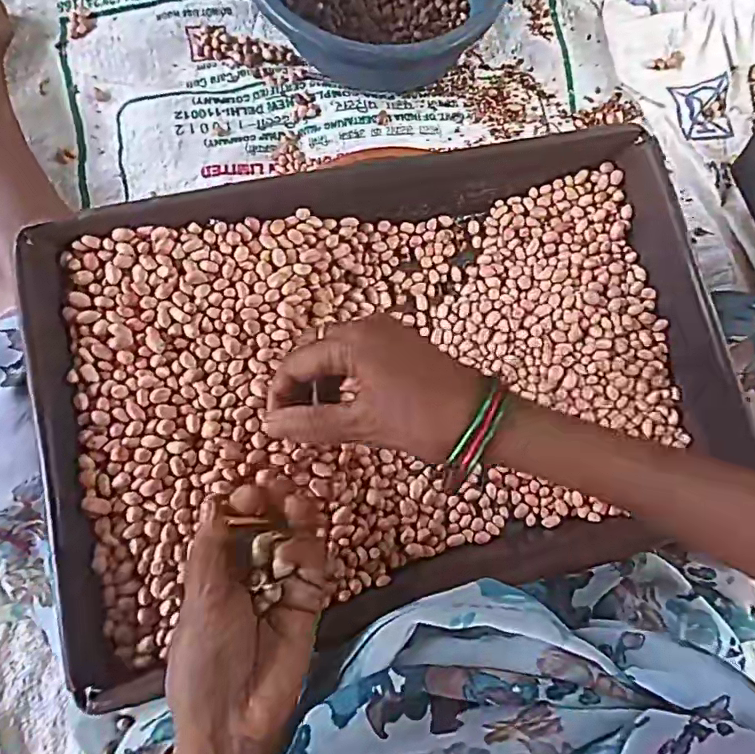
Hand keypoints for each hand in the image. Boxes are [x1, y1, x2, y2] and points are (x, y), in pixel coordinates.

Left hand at [165, 478, 331, 753]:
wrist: (233, 722)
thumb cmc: (204, 660)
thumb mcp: (200, 599)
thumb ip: (211, 548)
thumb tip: (213, 500)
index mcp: (218, 571)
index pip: (235, 525)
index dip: (242, 504)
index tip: (246, 489)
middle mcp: (252, 574)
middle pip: (269, 526)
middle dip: (272, 503)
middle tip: (274, 485)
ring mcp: (282, 587)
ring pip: (295, 540)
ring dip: (296, 517)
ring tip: (294, 501)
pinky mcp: (309, 603)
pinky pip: (315, 567)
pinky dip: (309, 549)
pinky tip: (296, 545)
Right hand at [261, 316, 485, 463]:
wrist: (485, 419)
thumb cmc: (424, 421)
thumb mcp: (362, 425)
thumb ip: (311, 423)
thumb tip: (270, 426)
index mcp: (354, 340)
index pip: (296, 363)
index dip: (280, 396)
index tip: (276, 427)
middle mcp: (368, 326)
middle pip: (315, 355)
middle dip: (302, 390)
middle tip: (298, 426)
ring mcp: (388, 333)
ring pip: (338, 356)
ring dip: (324, 386)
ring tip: (324, 421)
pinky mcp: (403, 345)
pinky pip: (361, 356)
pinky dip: (348, 380)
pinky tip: (350, 407)